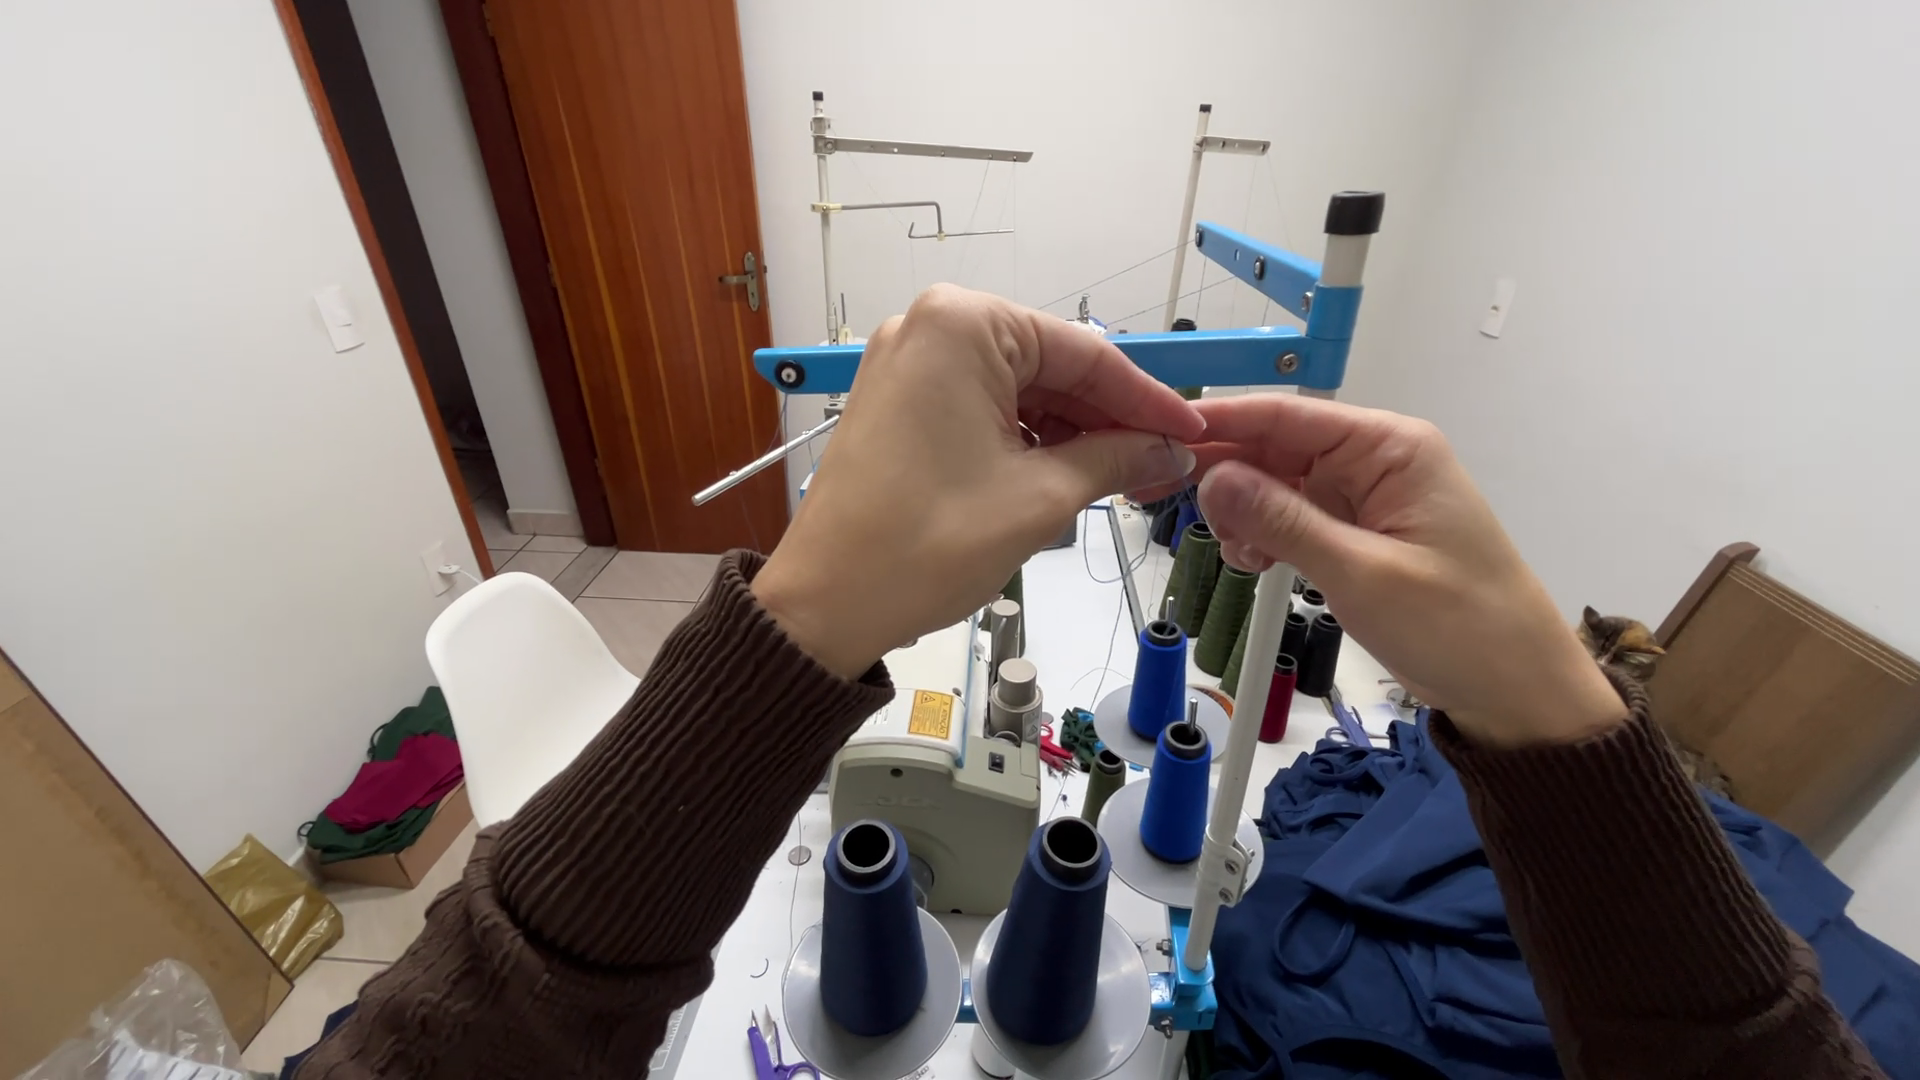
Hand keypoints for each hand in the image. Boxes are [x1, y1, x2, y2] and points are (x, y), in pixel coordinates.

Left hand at [754, 285, 1204, 677]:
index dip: (1146, 398)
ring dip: (1067, 434)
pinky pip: (978, 408)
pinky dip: (1022, 440)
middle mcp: (930, 327)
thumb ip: (1116, 459)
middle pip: (1048, 367)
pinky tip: (1061, 474)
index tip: (1192, 433)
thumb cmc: (928, 545)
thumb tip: (1171, 451)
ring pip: (1015, 390)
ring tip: (1119, 479)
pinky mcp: (896, 402)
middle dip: (1106, 420)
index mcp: (963, 325)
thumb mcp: (1040, 498)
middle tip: (1160, 466)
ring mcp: (907, 365)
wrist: (825, 604)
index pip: (1084, 352)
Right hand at [1191, 394, 1624, 746]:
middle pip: (1274, 448)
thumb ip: (1283, 521)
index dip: (1221, 421)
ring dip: (1241, 514)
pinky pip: (1286, 520)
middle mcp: (1369, 461)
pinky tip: (1251, 562)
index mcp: (1388, 448)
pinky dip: (1260, 537)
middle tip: (1175, 504)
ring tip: (1233, 550)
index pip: (1287, 417)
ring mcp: (1358, 499)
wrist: (1512, 691)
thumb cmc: (1457, 625)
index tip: (1164, 436)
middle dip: (1225, 474)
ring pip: (1273, 486)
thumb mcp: (1362, 573)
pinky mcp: (1350, 534)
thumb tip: (1211, 477)